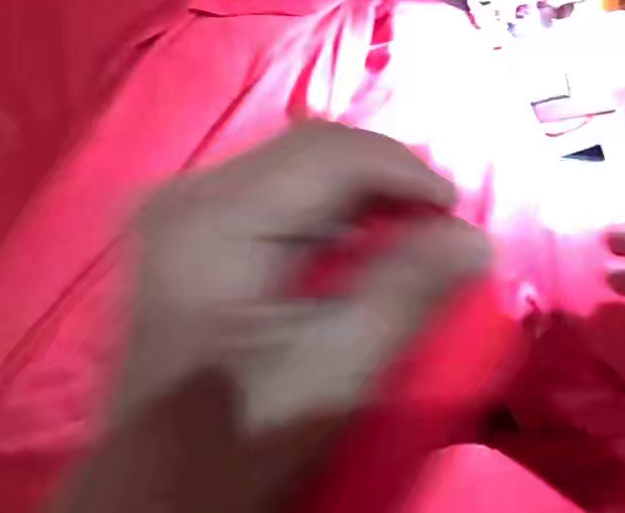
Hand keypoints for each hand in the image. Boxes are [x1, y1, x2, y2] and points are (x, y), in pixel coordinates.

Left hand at [116, 121, 488, 430]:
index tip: (453, 207)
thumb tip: (473, 238)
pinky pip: (280, 180)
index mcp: (216, 217)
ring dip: (360, 184)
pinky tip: (355, 234)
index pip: (328, 153)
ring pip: (300, 157)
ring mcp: (187, 200)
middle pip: (313, 145)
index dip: (401, 168)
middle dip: (383, 173)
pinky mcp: (193, 217)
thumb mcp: (334, 373)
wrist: (151, 489)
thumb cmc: (239, 438)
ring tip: (404, 223)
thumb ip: (406, 293)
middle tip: (434, 216)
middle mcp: (193, 189)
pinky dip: (328, 199)